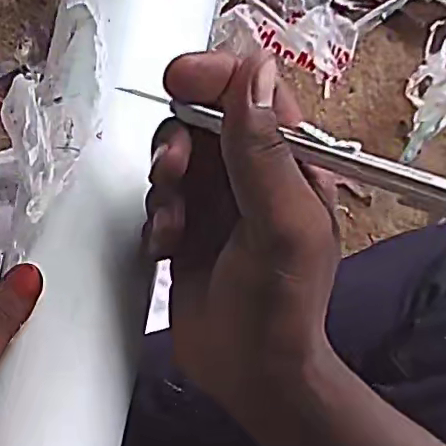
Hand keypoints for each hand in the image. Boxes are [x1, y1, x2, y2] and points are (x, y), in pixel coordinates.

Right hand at [144, 51, 342, 422]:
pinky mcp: (185, 241)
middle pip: (203, 124)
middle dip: (178, 141)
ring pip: (175, 164)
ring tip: (172, 226)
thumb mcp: (283, 225)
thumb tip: (252, 75)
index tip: (179, 80)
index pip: (254, 93)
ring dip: (164, 185)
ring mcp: (216, 211)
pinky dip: (155, 220)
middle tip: (172, 172)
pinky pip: (159, 206)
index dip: (217, 76)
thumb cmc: (281, 305)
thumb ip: (264, 153)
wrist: (251, 371)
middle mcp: (250, 180)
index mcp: (290, 164)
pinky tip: (165, 247)